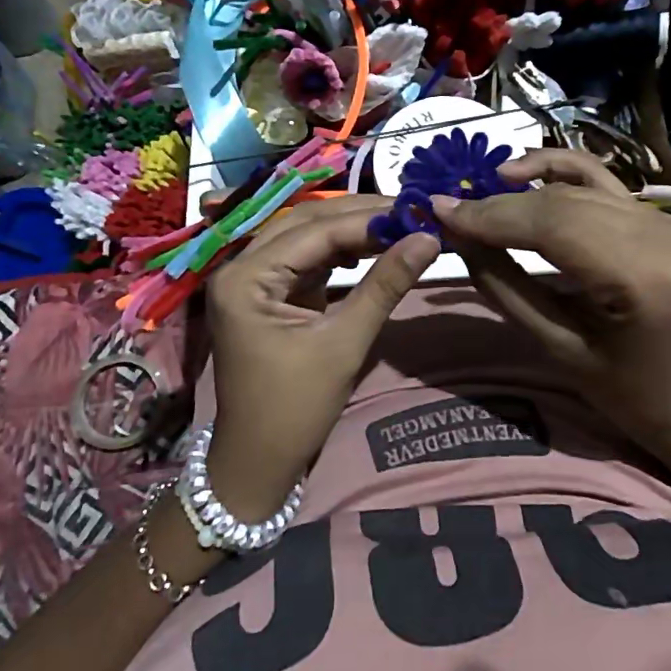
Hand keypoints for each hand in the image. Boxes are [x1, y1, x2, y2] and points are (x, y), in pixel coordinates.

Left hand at [205, 195, 440, 517]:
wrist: (259, 459)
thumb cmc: (296, 408)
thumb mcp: (344, 344)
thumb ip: (384, 286)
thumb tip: (428, 239)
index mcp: (246, 278)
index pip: (314, 231)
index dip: (368, 219)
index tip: (416, 212)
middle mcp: (241, 267)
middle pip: (305, 223)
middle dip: (359, 215)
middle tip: (412, 211)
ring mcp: (252, 279)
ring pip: (307, 237)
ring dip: (351, 230)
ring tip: (400, 225)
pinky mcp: (269, 293)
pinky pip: (307, 260)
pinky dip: (340, 252)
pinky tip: (372, 247)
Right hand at [430, 149, 670, 449]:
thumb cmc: (615, 384)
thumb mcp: (552, 342)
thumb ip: (502, 282)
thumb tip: (456, 231)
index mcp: (644, 281)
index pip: (557, 227)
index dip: (496, 215)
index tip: (443, 211)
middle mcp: (668, 240)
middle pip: (567, 203)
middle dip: (503, 205)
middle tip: (454, 209)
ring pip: (581, 190)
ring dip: (525, 190)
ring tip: (482, 195)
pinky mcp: (670, 218)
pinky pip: (605, 184)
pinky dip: (562, 172)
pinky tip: (524, 172)